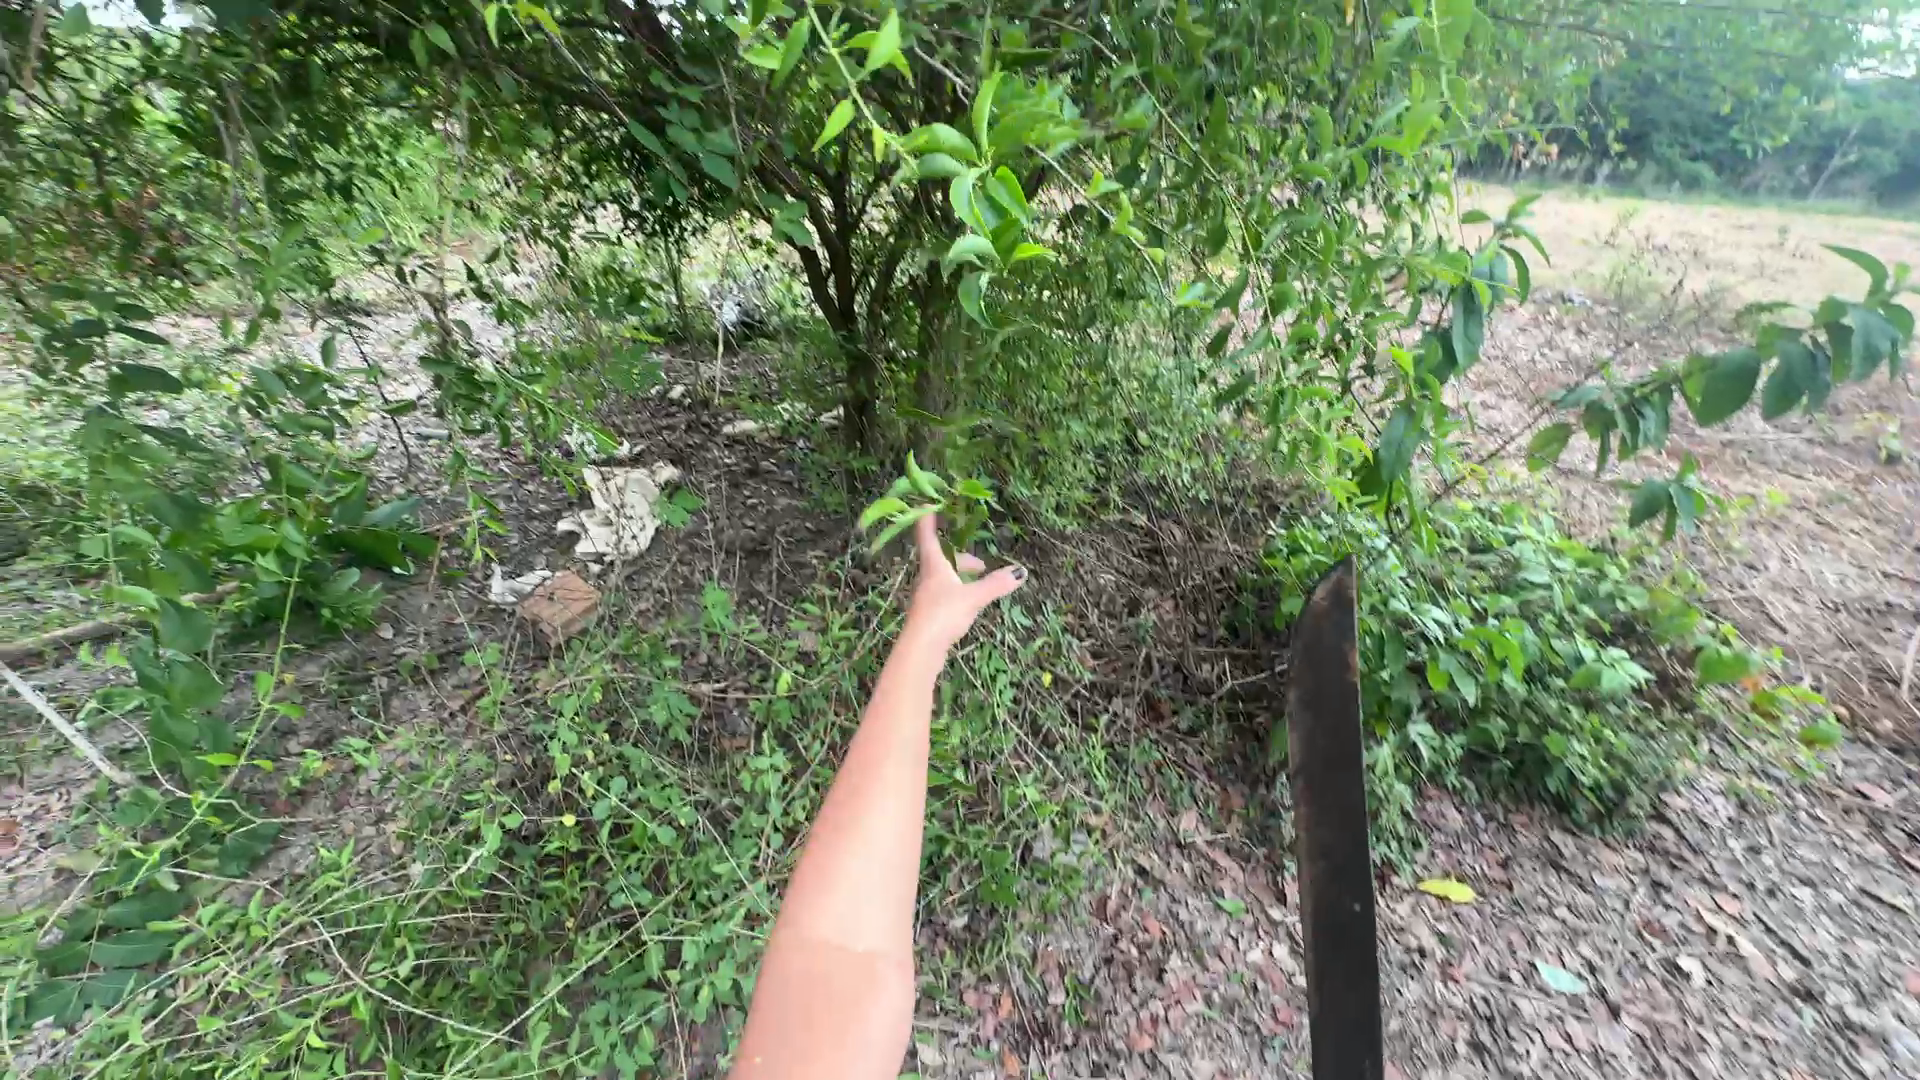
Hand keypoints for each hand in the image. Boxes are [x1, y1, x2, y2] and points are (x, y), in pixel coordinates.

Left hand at [902, 513, 1026, 653]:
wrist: (920, 648)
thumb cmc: (943, 614)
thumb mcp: (974, 597)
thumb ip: (996, 584)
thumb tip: (1020, 572)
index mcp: (933, 565)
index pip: (927, 534)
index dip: (928, 518)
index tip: (929, 503)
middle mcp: (926, 576)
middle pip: (941, 558)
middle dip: (961, 558)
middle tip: (981, 565)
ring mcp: (925, 595)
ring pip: (943, 577)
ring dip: (961, 576)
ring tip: (980, 584)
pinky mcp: (928, 612)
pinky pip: (943, 592)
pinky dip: (957, 590)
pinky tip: (968, 603)